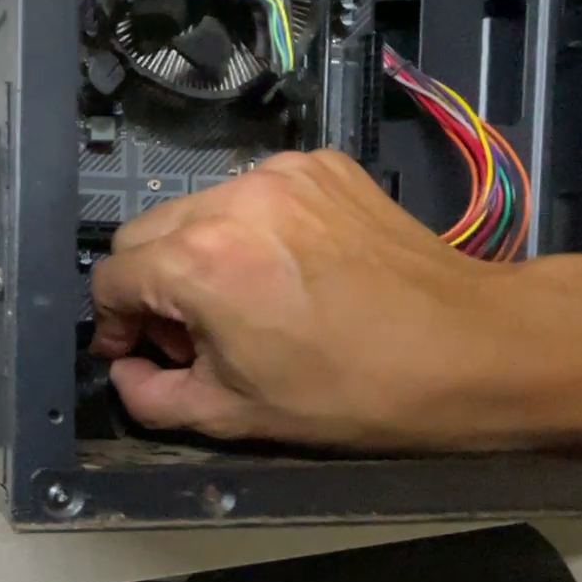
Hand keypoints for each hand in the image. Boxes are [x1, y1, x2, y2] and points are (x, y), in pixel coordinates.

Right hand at [90, 149, 519, 448]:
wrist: (471, 348)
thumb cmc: (351, 391)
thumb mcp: (230, 414)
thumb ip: (148, 397)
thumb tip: (124, 370)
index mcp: (201, 261)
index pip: (110, 277)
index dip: (112, 323)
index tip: (134, 351)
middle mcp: (231, 201)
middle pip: (141, 236)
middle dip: (148, 287)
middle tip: (188, 334)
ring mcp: (279, 175)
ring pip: (191, 210)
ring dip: (191, 256)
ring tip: (238, 302)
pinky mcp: (318, 166)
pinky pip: (246, 194)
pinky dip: (242, 231)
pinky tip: (279, 270)